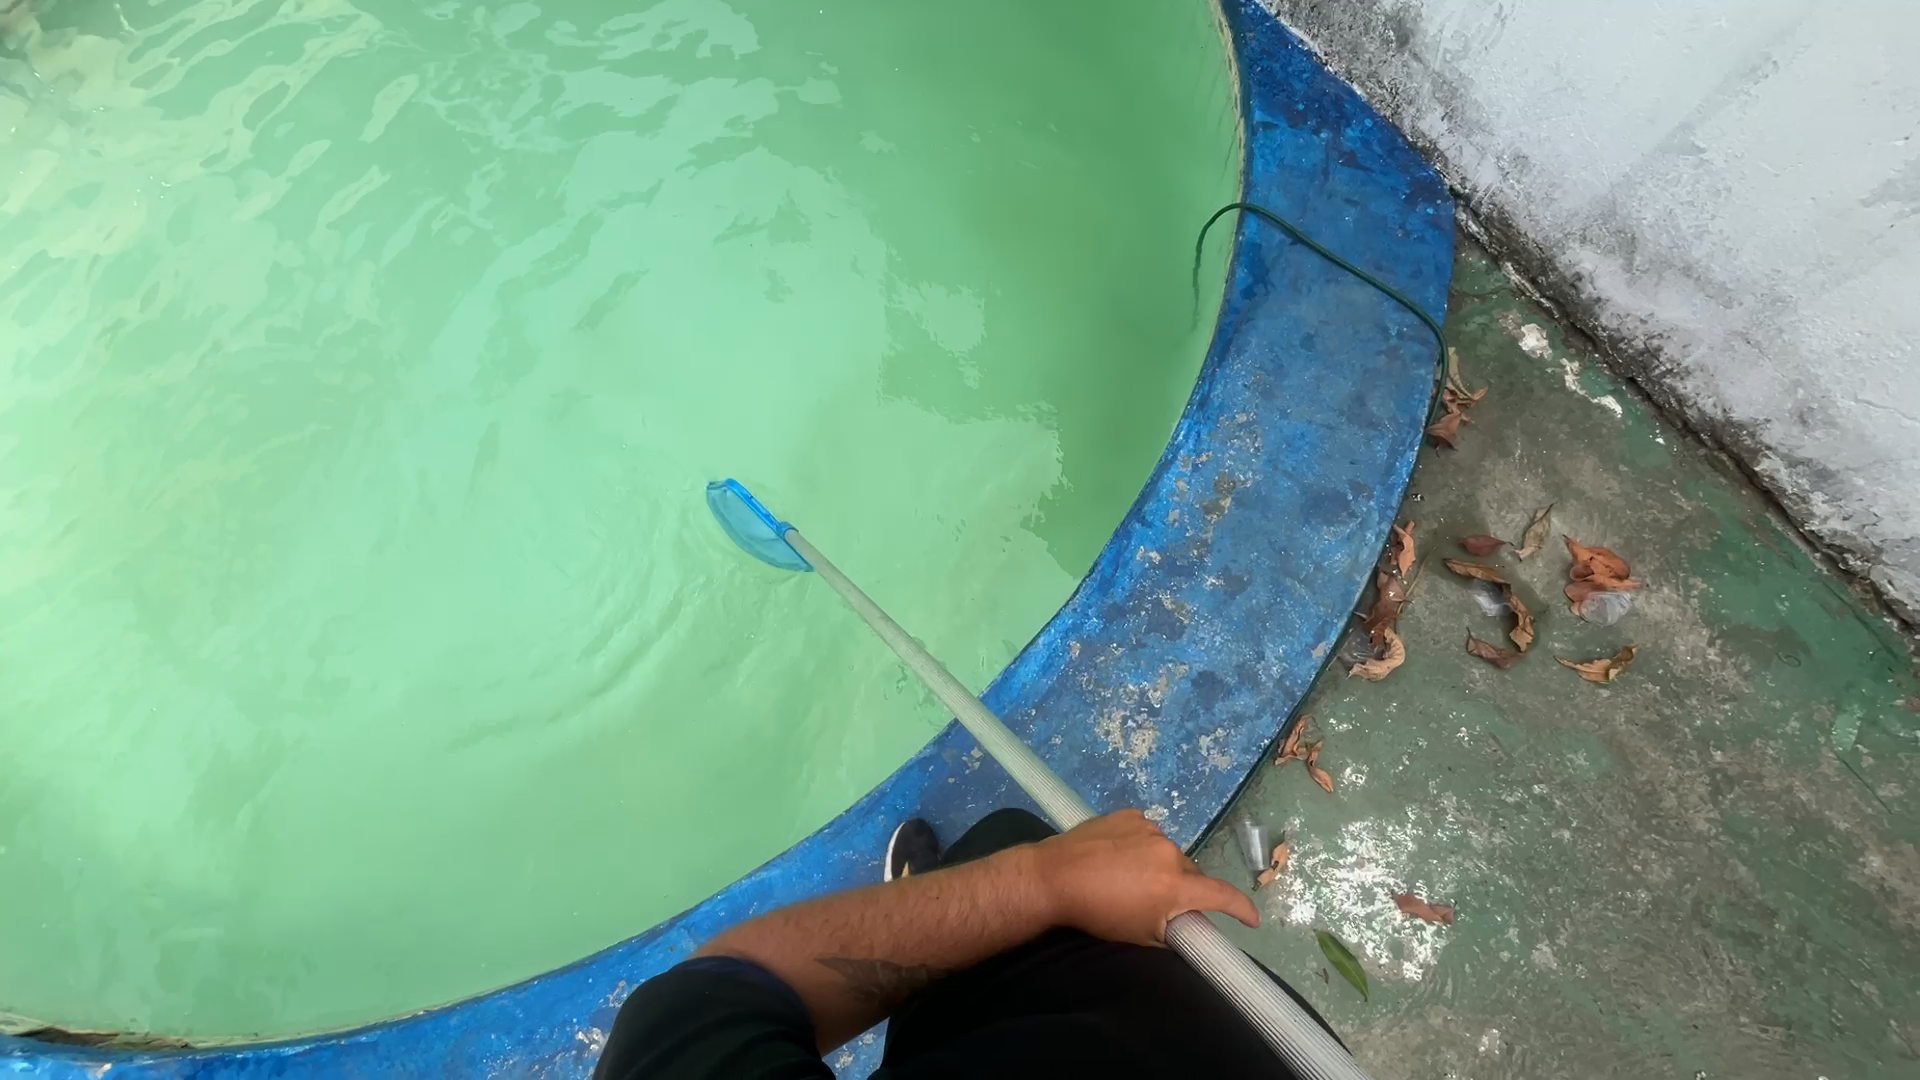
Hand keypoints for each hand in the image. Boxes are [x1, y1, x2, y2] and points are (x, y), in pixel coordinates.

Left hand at [1020, 808, 1258, 945]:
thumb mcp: (1143, 935)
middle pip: (1191, 873)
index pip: (1222, 895)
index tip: (1252, 920)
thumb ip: (1176, 929)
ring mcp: (1148, 828)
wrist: (1056, 876)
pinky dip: (1141, 845)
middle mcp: (1168, 851)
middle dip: (1185, 889)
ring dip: (1161, 865)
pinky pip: (1147, 833)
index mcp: (1175, 885)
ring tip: (1130, 878)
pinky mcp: (1129, 814)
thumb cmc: (1099, 913)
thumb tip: (1191, 924)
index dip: (1241, 909)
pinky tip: (1118, 856)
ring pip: (1168, 852)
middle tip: (1161, 904)